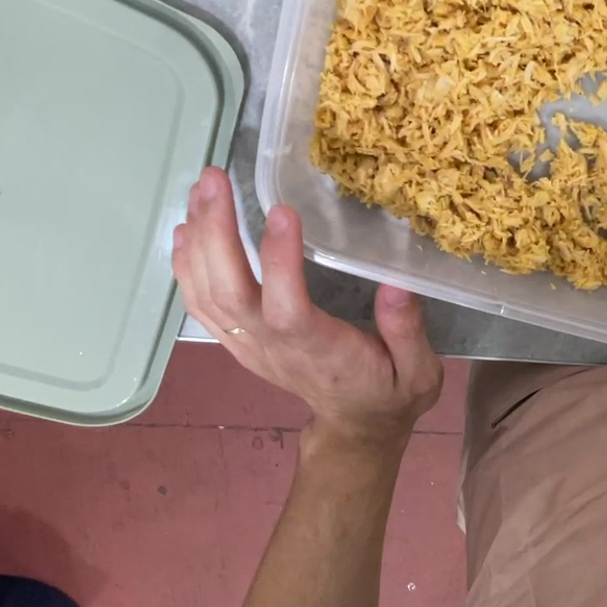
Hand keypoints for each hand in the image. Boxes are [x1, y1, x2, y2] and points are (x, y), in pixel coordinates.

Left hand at [172, 168, 442, 447]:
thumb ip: (407, 332)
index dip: (279, 262)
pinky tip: (186, 230)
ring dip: (198, 238)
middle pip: (229, 292)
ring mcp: (250, 346)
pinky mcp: (239, 343)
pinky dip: (186, 265)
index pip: (288, 308)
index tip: (284, 212)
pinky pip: (200, 304)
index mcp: (321, 351)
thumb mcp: (420, 373)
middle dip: (217, 233)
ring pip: (207, 293)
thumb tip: (396, 286)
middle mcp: (274, 347)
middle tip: (216, 180)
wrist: (357, 427)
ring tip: (202, 190)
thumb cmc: (391, 394)